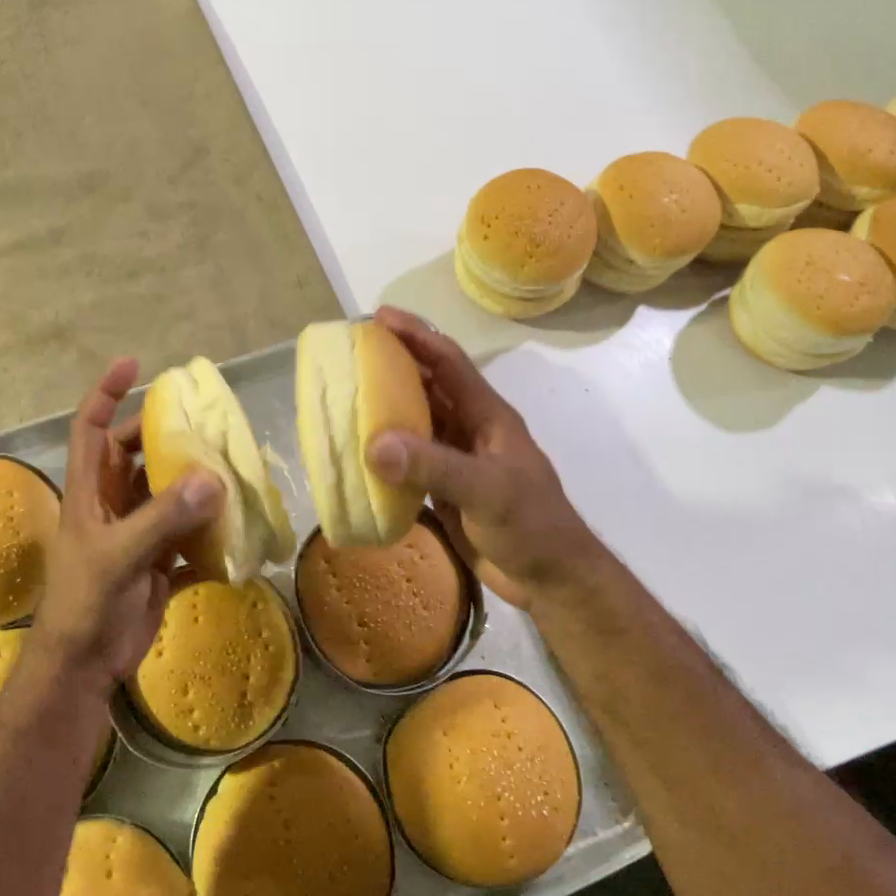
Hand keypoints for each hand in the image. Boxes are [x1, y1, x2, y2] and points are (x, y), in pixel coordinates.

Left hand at [32, 358, 221, 689]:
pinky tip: (237, 530)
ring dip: (196, 484)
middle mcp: (113, 505)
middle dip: (168, 437)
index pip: (92, 428)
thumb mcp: (120, 556)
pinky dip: (209, 533)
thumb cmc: (86, 603)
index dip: (105, 393)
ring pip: (168, 494)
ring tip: (234, 467)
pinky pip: (187, 535)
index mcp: (90, 492)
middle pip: (138, 455)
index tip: (132, 363)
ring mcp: (137, 534)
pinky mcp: (159, 563)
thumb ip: (163, 518)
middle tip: (207, 424)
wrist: (85, 666)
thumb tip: (212, 478)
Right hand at [363, 307, 614, 607]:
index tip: (378, 317)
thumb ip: (434, 466)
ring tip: (344, 400)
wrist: (550, 579)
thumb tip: (374, 443)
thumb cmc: (530, 524)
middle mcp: (470, 430)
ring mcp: (457, 460)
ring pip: (416, 424)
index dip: (417, 336)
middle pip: (428, 387)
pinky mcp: (446, 490)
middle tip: (350, 356)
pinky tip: (358, 455)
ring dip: (385, 411)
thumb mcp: (486, 491)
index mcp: (487, 416)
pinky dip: (386, 456)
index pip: (448, 363)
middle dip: (393, 367)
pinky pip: (410, 462)